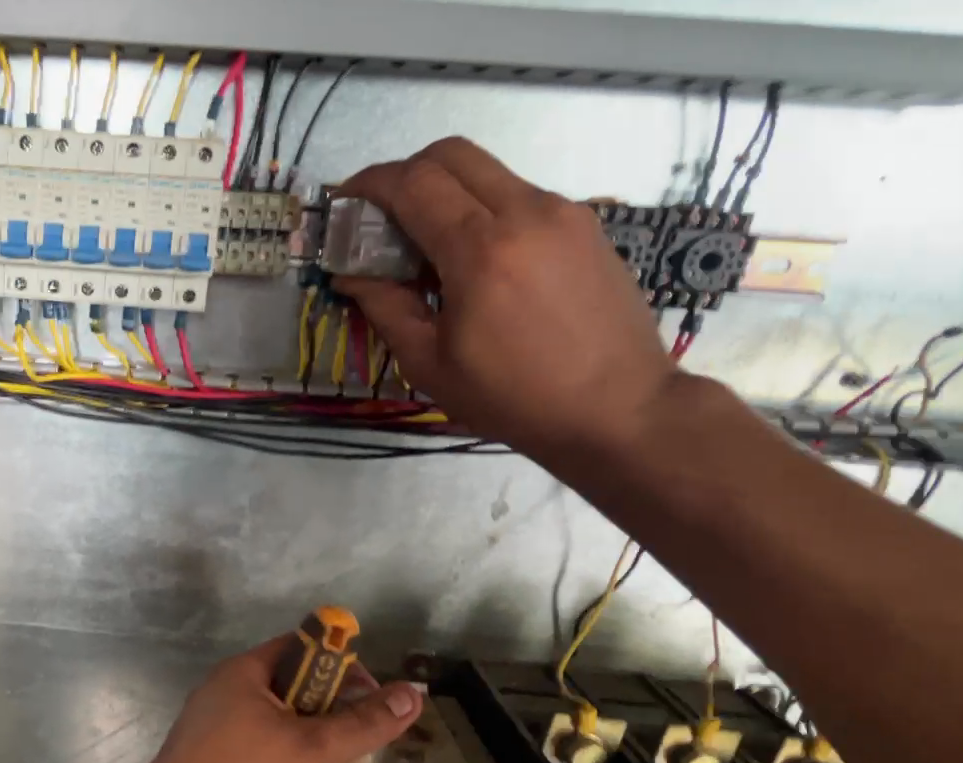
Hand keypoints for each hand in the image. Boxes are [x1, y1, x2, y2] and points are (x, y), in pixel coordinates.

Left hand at [107, 638, 422, 762]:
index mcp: (243, 673)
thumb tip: (412, 693)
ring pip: (281, 736)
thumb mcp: (311, 750)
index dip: (342, 669)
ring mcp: (214, 731)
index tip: (372, 702)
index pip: (302, 648)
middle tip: (349, 758)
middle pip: (295, 696)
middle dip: (328, 732)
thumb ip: (363, 723)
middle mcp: (225, 694)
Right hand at [334, 137, 679, 461]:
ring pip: (488, 172)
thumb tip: (349, 274)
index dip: (370, 183)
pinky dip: (482, 209)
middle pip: (452, 154)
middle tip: (382, 215)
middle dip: (405, 173)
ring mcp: (562, 213)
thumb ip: (386, 308)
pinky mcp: (584, 225)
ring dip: (445, 192)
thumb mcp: (430, 364)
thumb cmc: (513, 397)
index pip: (414, 183)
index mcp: (481, 251)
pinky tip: (473, 260)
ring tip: (426, 245)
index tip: (345, 201)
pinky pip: (518, 196)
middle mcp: (525, 212)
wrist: (617, 408)